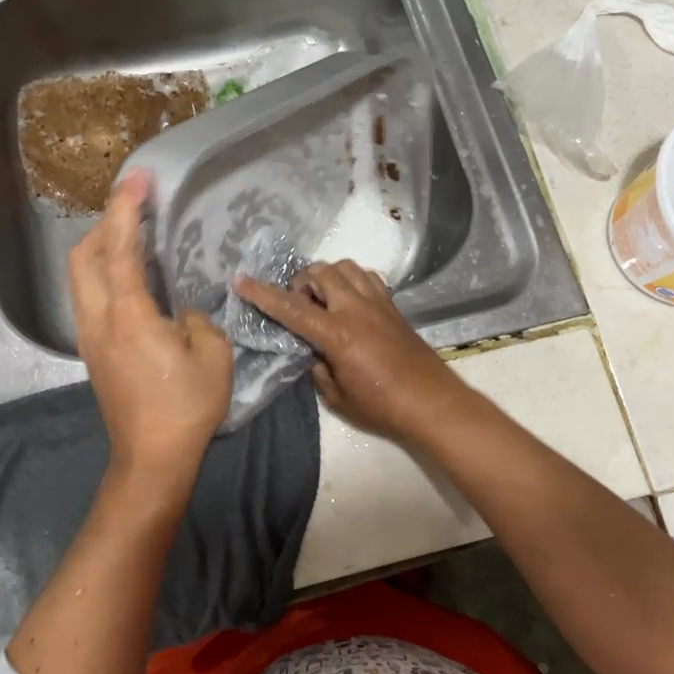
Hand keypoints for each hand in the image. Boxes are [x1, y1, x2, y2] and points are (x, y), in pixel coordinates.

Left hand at [69, 170, 232, 478]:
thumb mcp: (212, 356)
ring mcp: (90, 335)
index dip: (127, 208)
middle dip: (106, 221)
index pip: (120, 247)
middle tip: (137, 203)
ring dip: (102, 245)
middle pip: (84, 254)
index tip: (139, 177)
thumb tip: (179, 311)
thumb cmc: (185, 408)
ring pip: (82, 275)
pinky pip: (91, 294)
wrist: (151, 459)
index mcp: (127, 315)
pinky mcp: (93, 350)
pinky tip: (133, 272)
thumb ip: (196, 319)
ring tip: (135, 231)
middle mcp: (98, 319)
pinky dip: (105, 270)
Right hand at [233, 261, 471, 440]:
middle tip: (299, 305)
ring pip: (345, 267)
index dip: (262, 294)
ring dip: (327, 276)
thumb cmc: (382, 407)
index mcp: (337, 334)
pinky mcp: (393, 306)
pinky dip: (352, 281)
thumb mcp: (337, 396)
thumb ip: (318, 369)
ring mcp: (378, 303)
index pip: (291, 307)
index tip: (241, 279)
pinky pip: (367, 277)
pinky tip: (350, 303)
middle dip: (301, 282)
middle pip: (320, 272)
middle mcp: (356, 309)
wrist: (432, 403)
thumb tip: (313, 353)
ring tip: (323, 300)